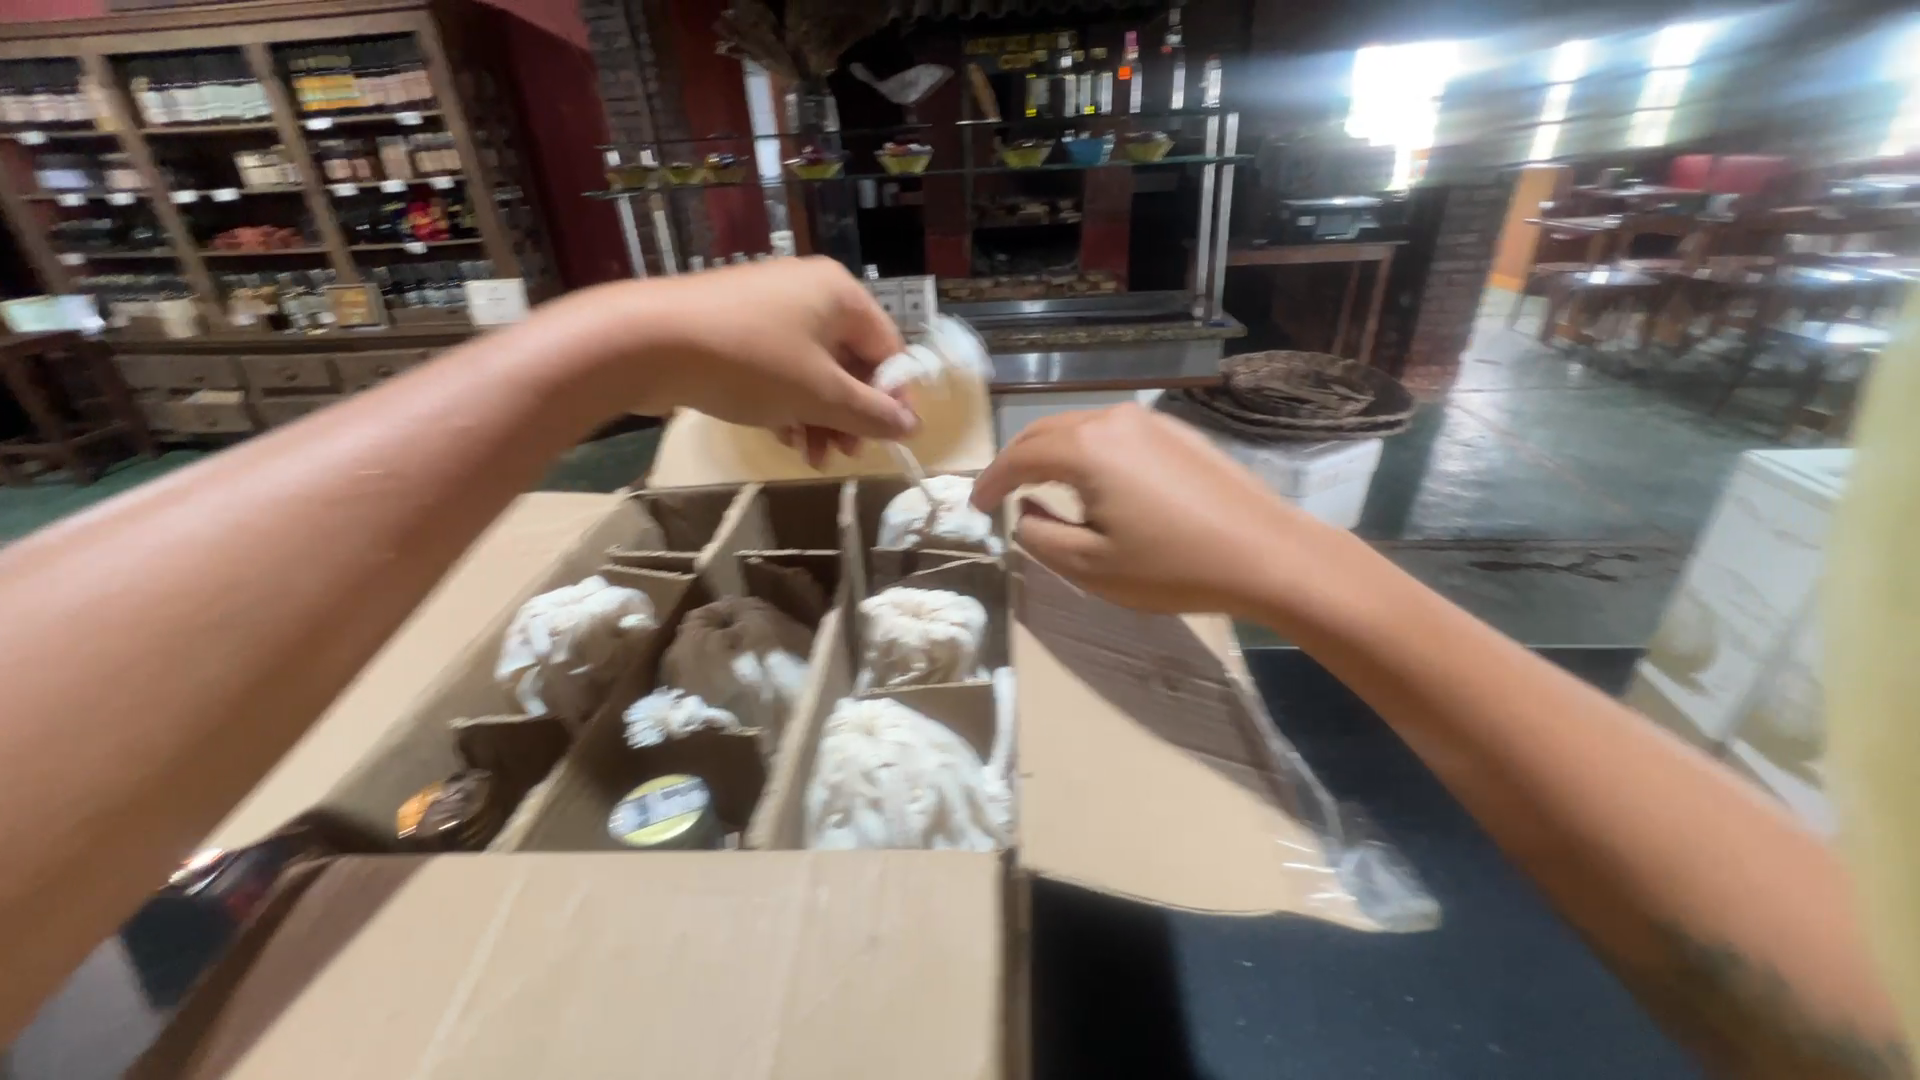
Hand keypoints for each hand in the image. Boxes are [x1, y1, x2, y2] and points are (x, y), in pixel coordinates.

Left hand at [586, 258, 917, 464]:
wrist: (647, 342)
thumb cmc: (751, 362)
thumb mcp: (820, 395)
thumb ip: (872, 414)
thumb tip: (913, 427)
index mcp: (840, 294)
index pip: (888, 349)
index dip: (893, 398)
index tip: (888, 440)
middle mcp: (809, 292)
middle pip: (850, 362)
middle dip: (849, 414)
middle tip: (844, 454)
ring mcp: (769, 307)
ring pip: (813, 370)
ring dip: (819, 417)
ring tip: (811, 457)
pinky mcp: (736, 327)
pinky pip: (779, 368)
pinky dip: (788, 403)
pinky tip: (782, 437)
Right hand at [971, 404, 1343, 616]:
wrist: (1267, 554)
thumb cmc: (1172, 567)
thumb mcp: (1089, 567)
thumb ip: (1038, 537)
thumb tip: (1025, 510)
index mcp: (1085, 448)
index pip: (1018, 456)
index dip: (990, 481)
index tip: (975, 506)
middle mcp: (1112, 420)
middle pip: (1045, 432)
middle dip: (1016, 462)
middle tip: (1000, 495)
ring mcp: (1149, 421)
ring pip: (1079, 429)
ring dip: (1051, 455)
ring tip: (1041, 488)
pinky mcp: (1177, 432)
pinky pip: (1113, 435)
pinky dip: (1087, 453)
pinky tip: (1094, 482)